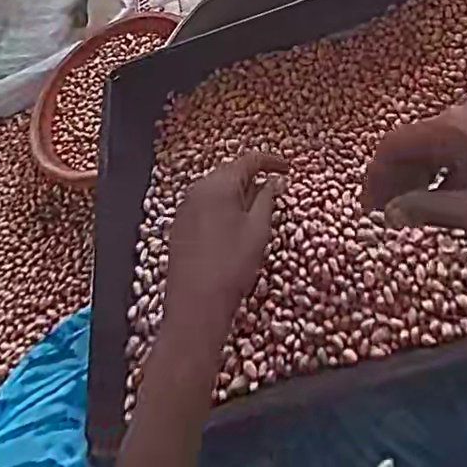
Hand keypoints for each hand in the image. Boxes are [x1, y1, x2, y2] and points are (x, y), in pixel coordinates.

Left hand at [165, 153, 288, 329]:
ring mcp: (185, 208)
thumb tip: (274, 181)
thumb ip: (267, 198)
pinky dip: (223, 208)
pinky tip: (233, 227)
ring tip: (256, 211)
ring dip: (237, 194)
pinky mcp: (180, 227)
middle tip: (273, 191)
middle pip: (230, 173)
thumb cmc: (232, 264)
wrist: (195, 306)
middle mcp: (197, 190)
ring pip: (217, 190)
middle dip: (253, 179)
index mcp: (218, 185)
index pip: (249, 161)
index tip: (287, 168)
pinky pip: (205, 206)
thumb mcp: (258, 229)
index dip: (271, 161)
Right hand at [363, 99, 466, 247]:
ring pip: (434, 144)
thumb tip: (388, 215)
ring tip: (409, 209)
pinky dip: (441, 170)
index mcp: (452, 127)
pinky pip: (456, 145)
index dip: (376, 176)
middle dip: (395, 177)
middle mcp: (464, 113)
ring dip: (418, 174)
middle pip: (413, 142)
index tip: (367, 208)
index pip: (395, 145)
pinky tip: (441, 196)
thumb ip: (423, 208)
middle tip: (384, 213)